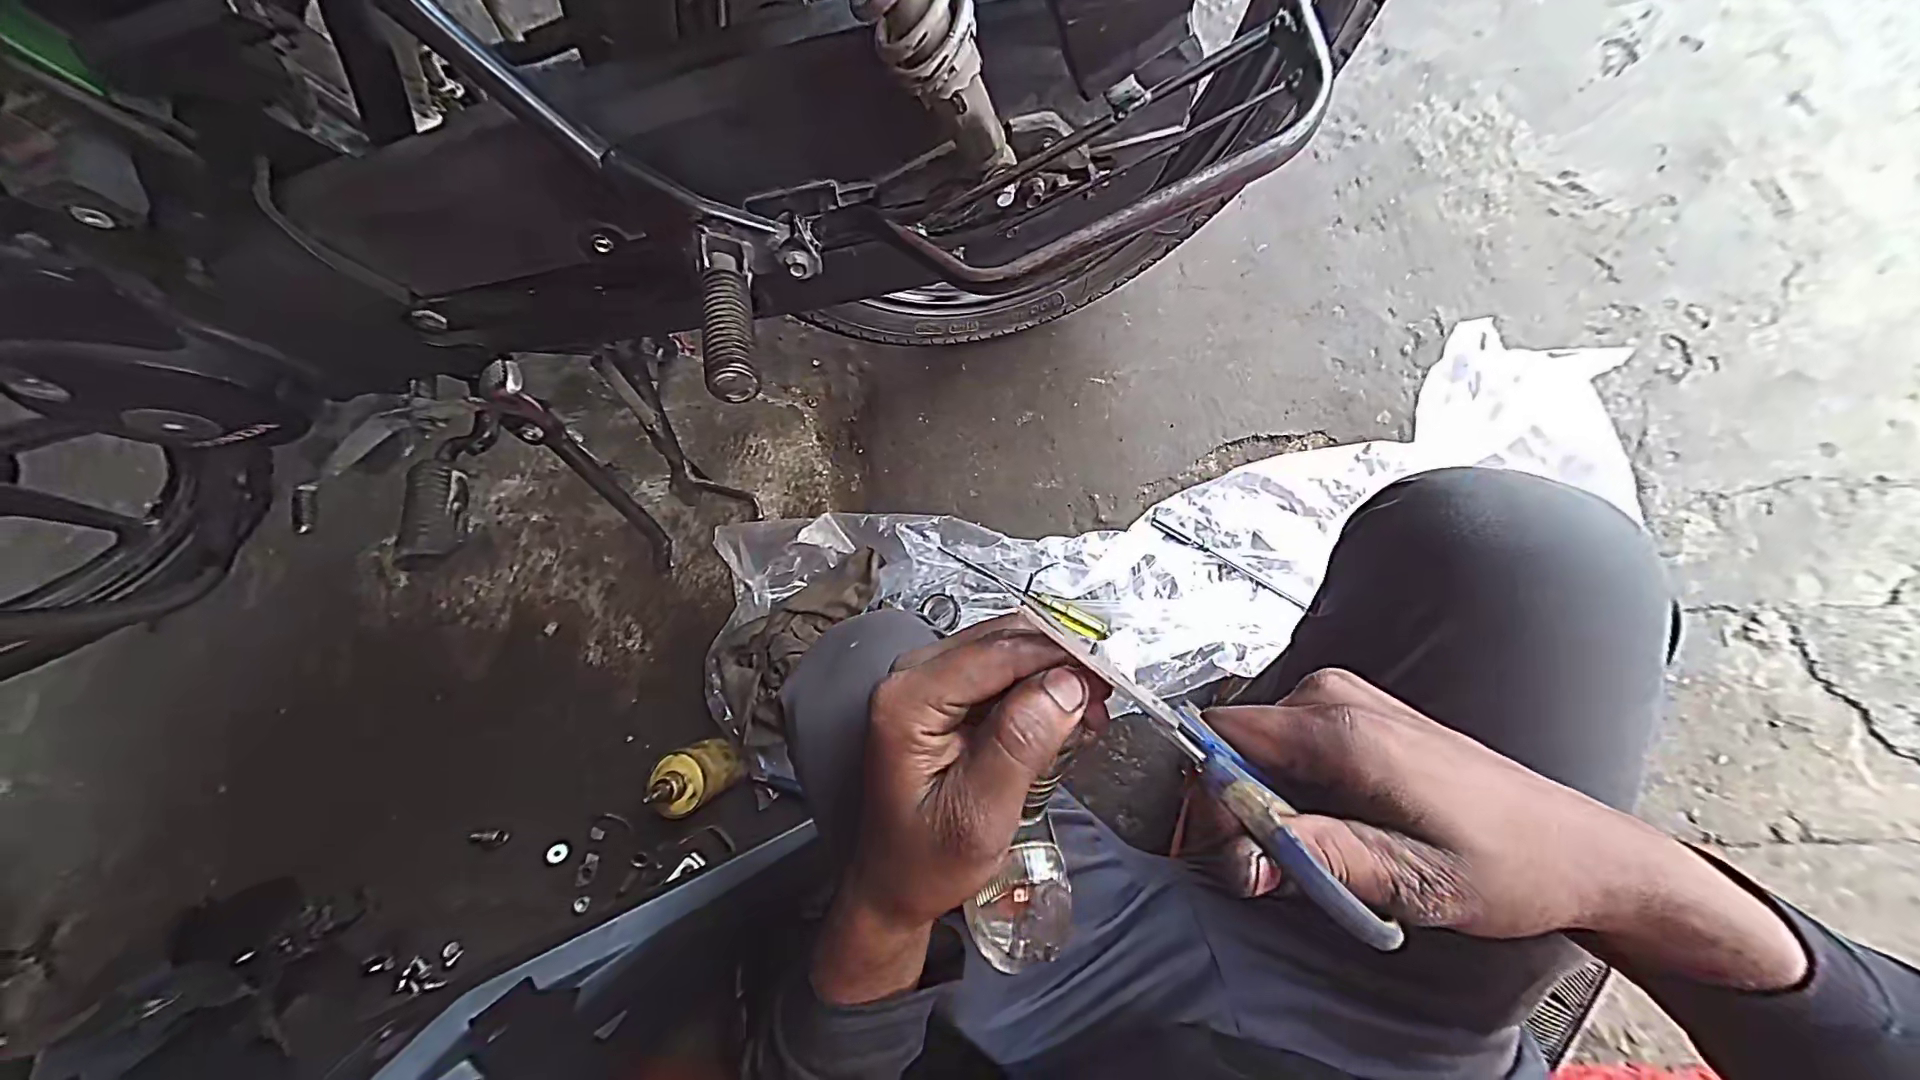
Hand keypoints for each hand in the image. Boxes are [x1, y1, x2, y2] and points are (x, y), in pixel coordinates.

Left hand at [813, 615, 1107, 1002]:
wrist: (895, 880)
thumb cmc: (924, 860)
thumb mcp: (979, 815)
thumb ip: (1020, 745)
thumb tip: (1066, 684)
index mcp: (908, 699)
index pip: (997, 653)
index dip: (1058, 656)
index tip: (1106, 672)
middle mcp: (913, 676)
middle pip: (1003, 641)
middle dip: (1060, 661)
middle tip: (1105, 692)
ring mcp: (928, 680)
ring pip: (1007, 649)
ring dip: (1053, 672)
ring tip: (1089, 710)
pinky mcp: (945, 693)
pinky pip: (1001, 671)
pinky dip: (1038, 686)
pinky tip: (1063, 714)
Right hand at [1207, 669, 1805, 988]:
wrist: (1579, 847)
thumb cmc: (1512, 865)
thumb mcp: (1417, 882)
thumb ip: (1320, 858)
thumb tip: (1244, 853)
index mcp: (1343, 730)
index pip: (1223, 738)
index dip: (1211, 791)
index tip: (1232, 844)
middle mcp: (1333, 697)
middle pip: (1233, 739)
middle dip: (1235, 801)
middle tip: (1270, 861)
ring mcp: (1340, 695)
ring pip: (1252, 741)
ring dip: (1260, 794)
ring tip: (1308, 842)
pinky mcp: (1348, 707)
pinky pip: (1280, 736)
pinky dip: (1282, 779)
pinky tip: (1324, 814)